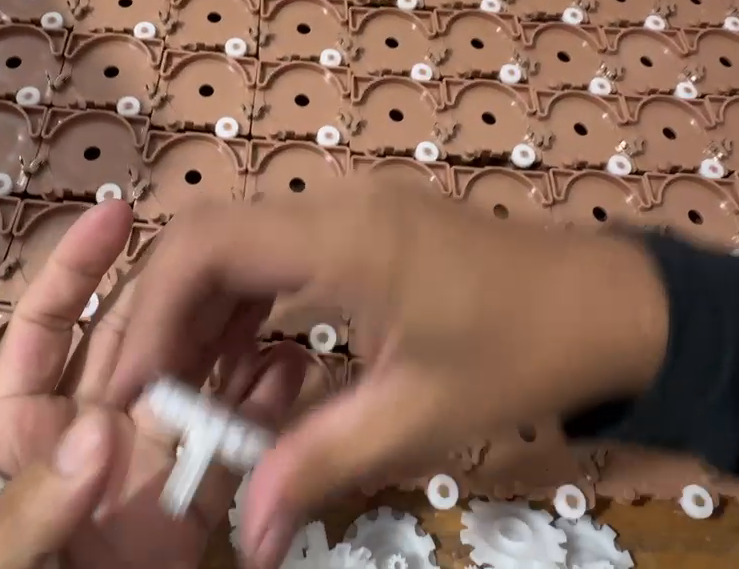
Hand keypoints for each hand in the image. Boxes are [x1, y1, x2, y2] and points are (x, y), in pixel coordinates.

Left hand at [0, 199, 306, 568]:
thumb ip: (28, 510)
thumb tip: (102, 433)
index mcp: (19, 433)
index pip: (47, 328)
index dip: (76, 267)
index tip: (119, 213)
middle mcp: (86, 439)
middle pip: (135, 344)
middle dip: (178, 297)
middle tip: (234, 254)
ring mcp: (140, 475)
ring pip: (192, 389)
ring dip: (230, 345)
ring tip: (278, 302)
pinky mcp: (185, 520)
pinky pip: (225, 455)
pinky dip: (259, 415)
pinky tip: (295, 374)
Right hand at [106, 180, 671, 568]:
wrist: (606, 300)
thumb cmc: (520, 351)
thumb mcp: (420, 415)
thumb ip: (321, 462)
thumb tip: (247, 536)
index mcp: (341, 235)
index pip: (205, 242)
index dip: (151, 311)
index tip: (132, 390)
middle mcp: (331, 202)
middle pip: (208, 236)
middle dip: (162, 315)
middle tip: (142, 398)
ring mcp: (346, 205)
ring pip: (238, 241)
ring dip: (202, 312)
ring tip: (183, 392)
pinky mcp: (360, 221)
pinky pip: (276, 250)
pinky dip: (245, 303)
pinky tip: (242, 361)